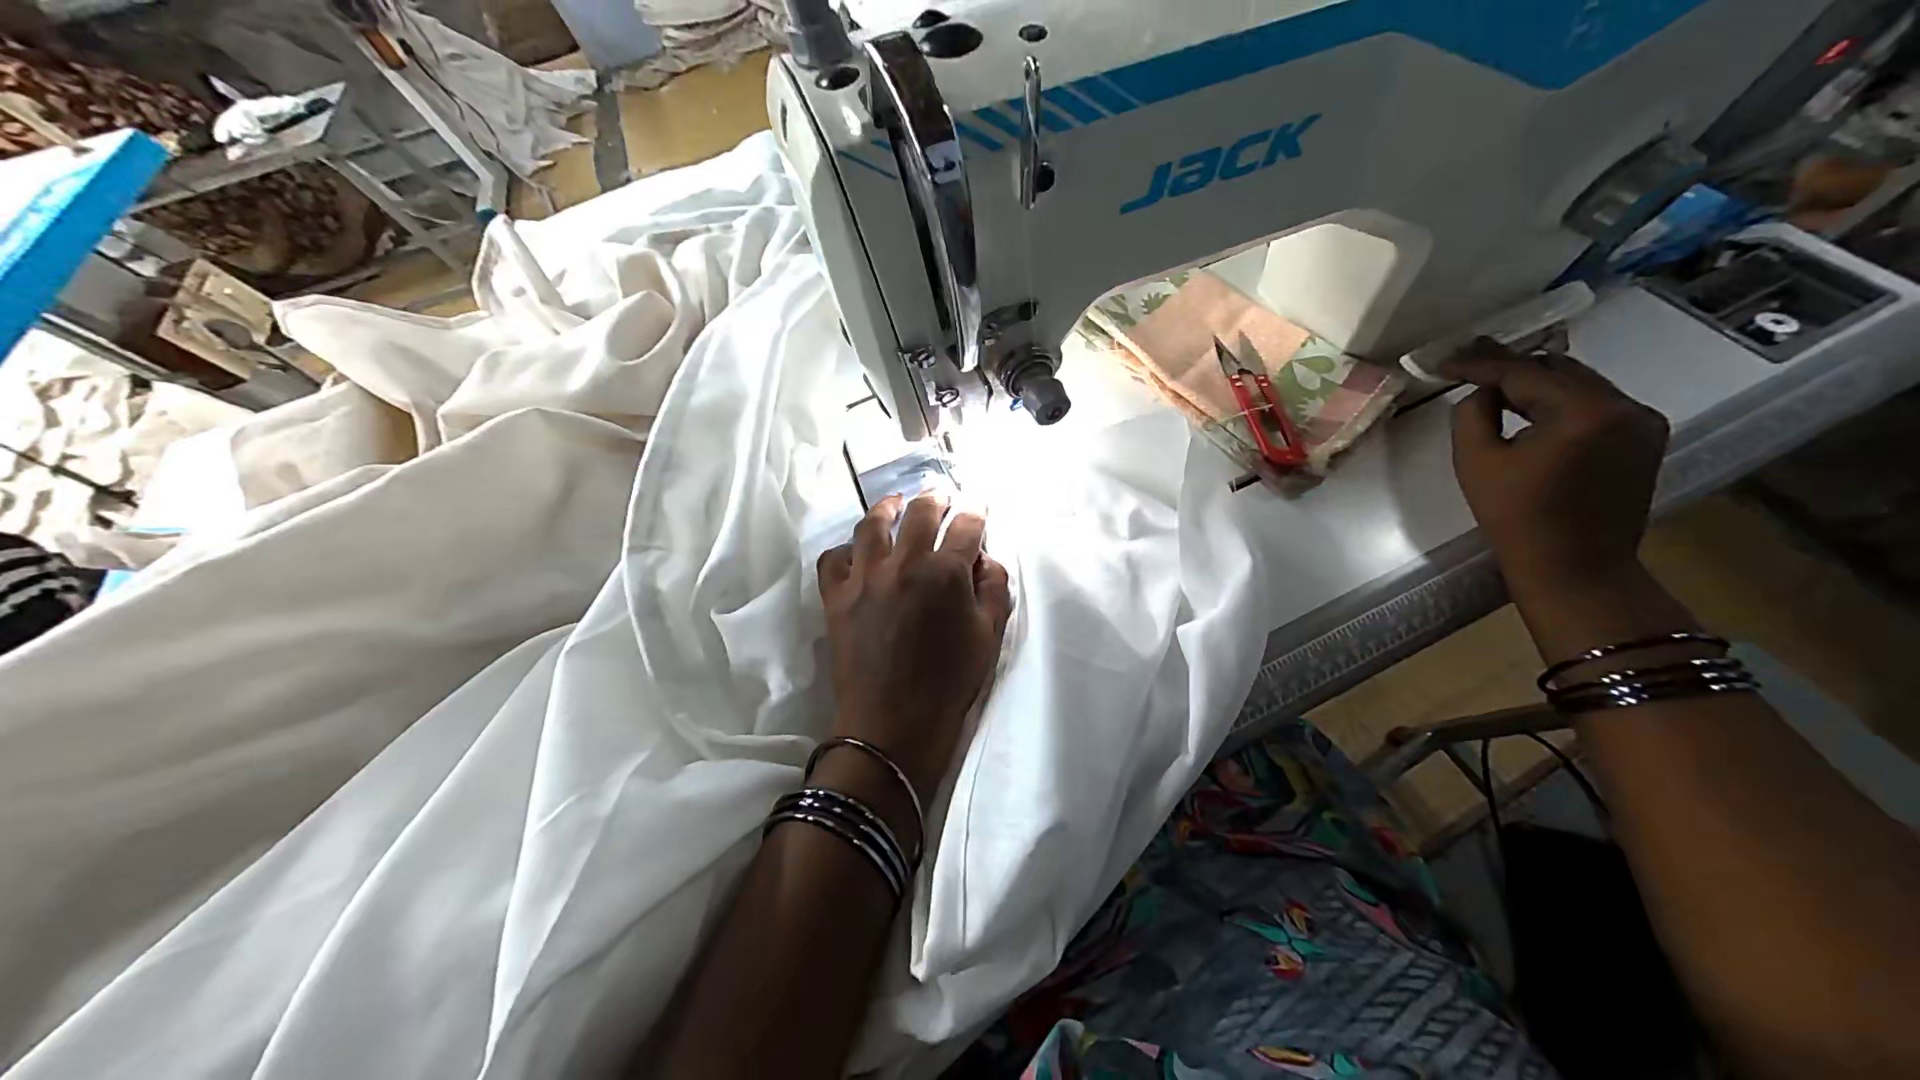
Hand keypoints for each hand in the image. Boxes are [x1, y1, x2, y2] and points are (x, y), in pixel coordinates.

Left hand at [816, 493, 1012, 797]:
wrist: (893, 723)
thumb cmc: (950, 683)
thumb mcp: (989, 635)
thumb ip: (993, 587)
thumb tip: (983, 557)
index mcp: (946, 572)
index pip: (966, 524)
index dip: (976, 510)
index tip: (978, 507)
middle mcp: (904, 563)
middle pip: (920, 511)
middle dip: (936, 498)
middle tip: (940, 496)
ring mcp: (864, 576)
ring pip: (872, 524)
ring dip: (889, 508)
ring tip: (896, 506)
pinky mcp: (835, 596)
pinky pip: (834, 557)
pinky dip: (847, 550)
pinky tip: (857, 553)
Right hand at [1442, 338, 1668, 599]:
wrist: (1575, 567)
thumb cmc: (1516, 517)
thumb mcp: (1475, 462)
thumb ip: (1472, 414)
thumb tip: (1483, 392)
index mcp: (1583, 411)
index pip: (1524, 371)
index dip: (1480, 363)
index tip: (1446, 361)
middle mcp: (1625, 406)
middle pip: (1559, 369)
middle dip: (1512, 367)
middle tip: (1469, 364)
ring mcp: (1643, 421)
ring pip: (1580, 384)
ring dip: (1538, 384)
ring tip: (1497, 386)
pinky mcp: (1646, 438)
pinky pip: (1597, 404)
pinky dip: (1562, 402)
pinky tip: (1533, 409)